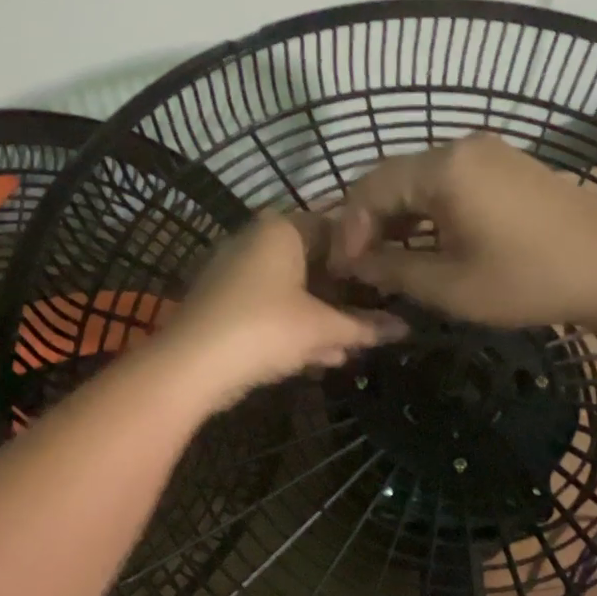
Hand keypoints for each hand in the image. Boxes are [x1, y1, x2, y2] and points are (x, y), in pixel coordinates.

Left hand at [158, 212, 406, 403]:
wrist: (190, 366)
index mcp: (281, 228)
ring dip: (320, 320)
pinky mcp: (223, 304)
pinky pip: (269, 310)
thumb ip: (364, 327)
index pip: (336, 229)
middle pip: (313, 264)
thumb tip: (405, 329)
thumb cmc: (265, 329)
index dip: (364, 258)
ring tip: (350, 349)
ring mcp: (234, 272)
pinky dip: (293, 329)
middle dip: (342, 298)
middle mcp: (255, 240)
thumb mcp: (322, 329)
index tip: (387, 285)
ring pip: (292, 292)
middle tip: (372, 321)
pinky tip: (319, 358)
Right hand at [328, 134, 596, 328]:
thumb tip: (355, 265)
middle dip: (368, 221)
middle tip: (357, 265)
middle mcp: (462, 147)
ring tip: (386, 259)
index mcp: (443, 168)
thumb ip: (393, 270)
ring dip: (397, 217)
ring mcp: (490, 153)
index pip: (371, 188)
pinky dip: (427, 211)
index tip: (341, 269)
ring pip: (421, 180)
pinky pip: (450, 182)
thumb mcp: (450, 286)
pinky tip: (425, 243)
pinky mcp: (508, 167)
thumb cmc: (527, 280)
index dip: (348, 229)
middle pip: (394, 177)